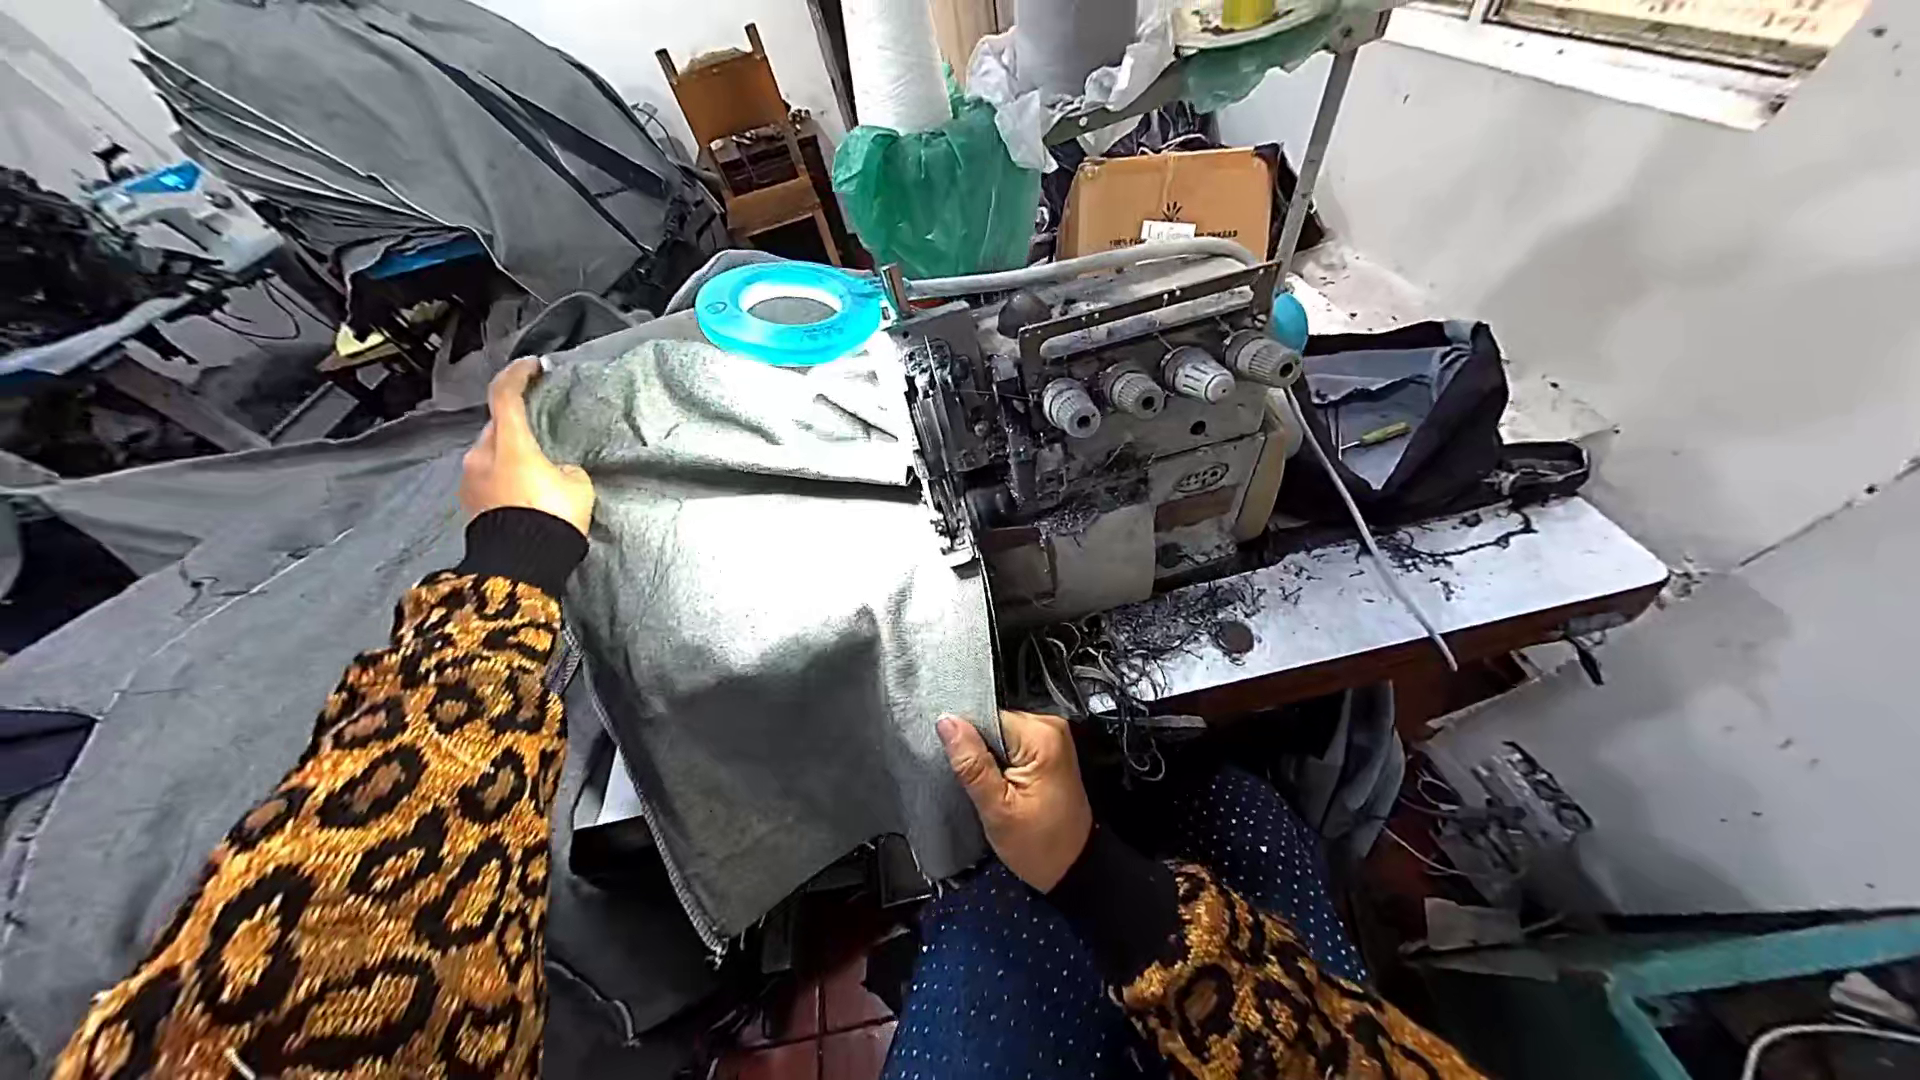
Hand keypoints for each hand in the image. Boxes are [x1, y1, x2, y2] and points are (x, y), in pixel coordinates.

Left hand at [460, 356, 593, 534]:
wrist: (521, 561)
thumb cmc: (554, 515)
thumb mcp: (578, 486)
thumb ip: (565, 468)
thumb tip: (555, 469)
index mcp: (509, 443)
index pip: (506, 395)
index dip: (518, 374)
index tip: (533, 366)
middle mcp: (481, 453)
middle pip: (497, 427)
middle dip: (517, 425)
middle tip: (542, 433)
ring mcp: (469, 478)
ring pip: (491, 453)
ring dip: (510, 455)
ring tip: (537, 470)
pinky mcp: (468, 501)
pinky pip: (488, 477)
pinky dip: (505, 477)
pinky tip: (525, 493)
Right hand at [938, 710, 1092, 891]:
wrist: (1073, 867)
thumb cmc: (1041, 845)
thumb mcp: (997, 809)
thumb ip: (971, 763)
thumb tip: (947, 723)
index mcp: (1041, 734)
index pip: (987, 716)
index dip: (968, 740)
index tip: (965, 766)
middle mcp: (1050, 725)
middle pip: (993, 721)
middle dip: (978, 748)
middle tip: (981, 783)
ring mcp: (1051, 734)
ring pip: (999, 730)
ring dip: (988, 755)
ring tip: (992, 784)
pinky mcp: (1047, 746)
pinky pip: (1011, 740)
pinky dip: (1000, 759)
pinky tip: (1002, 781)